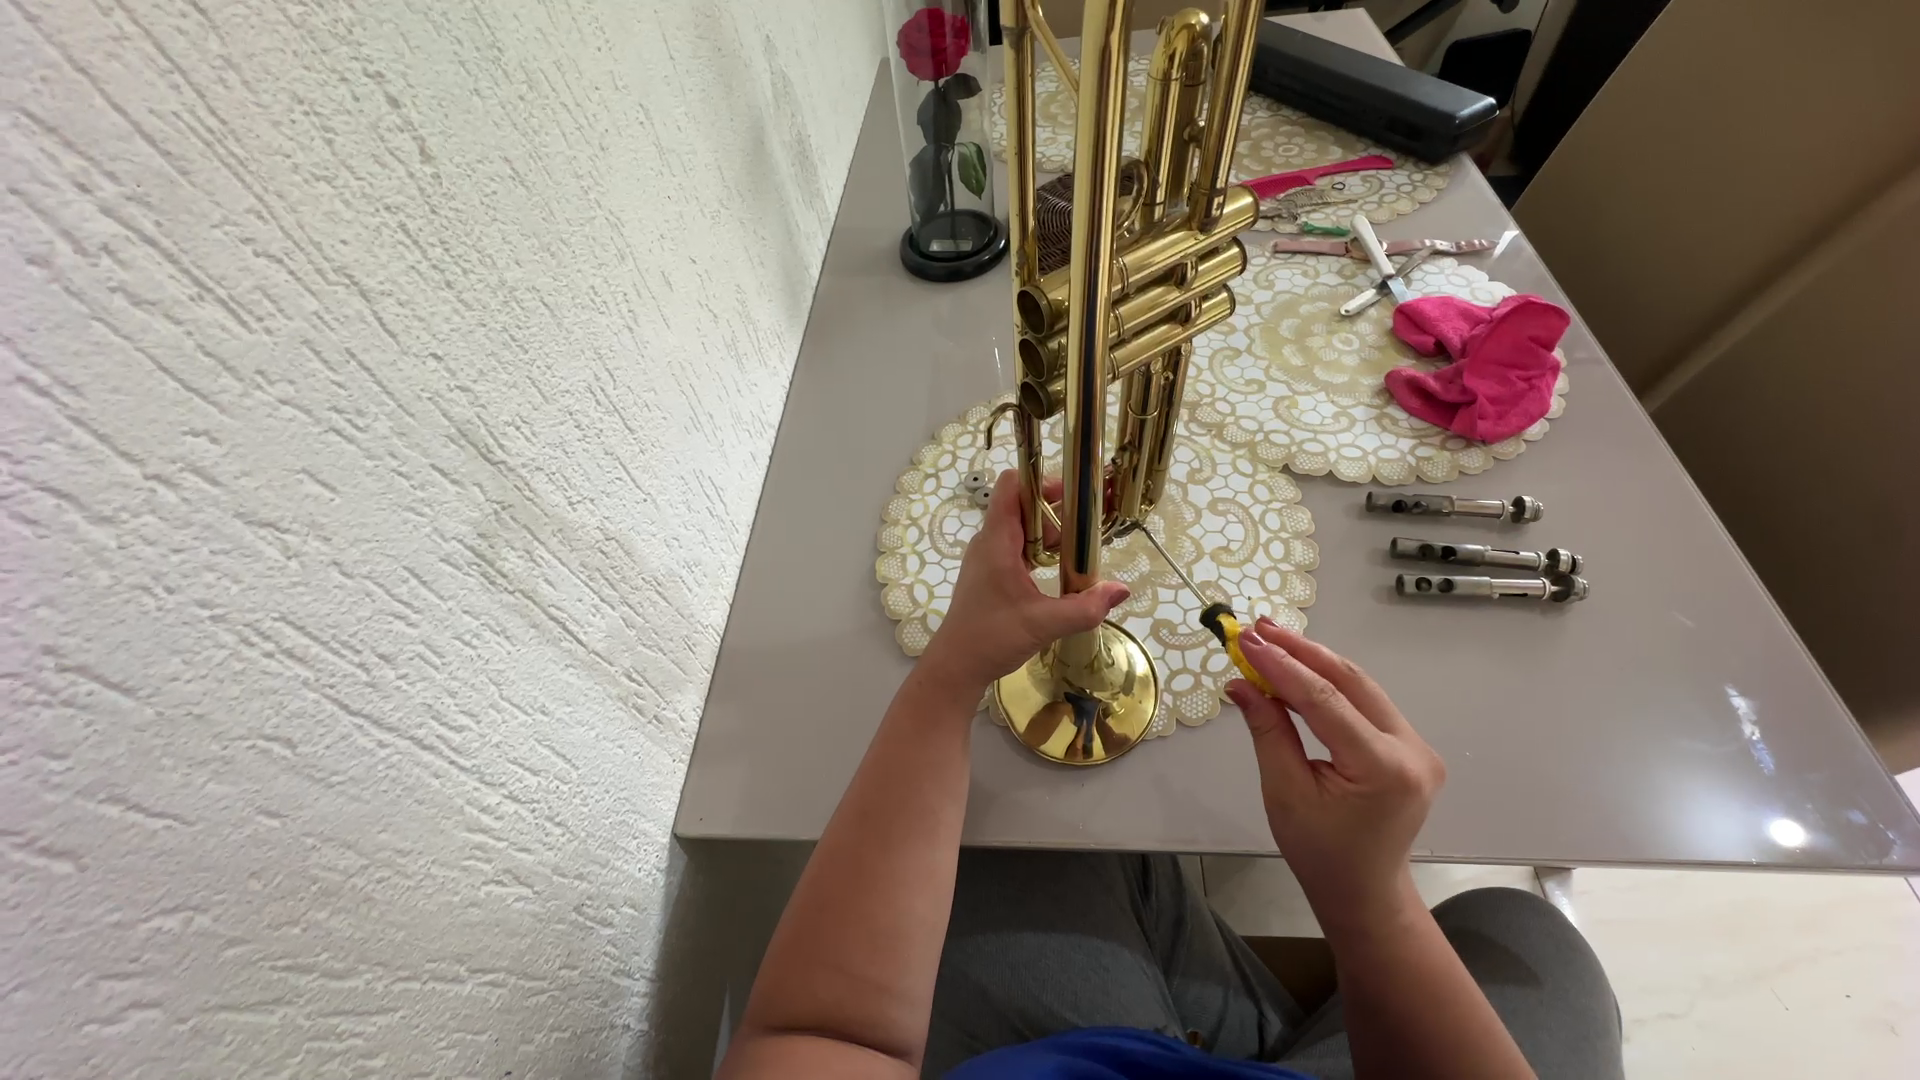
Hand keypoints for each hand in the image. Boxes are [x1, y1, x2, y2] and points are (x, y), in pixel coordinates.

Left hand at [919, 469, 1129, 692]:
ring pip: (1023, 529)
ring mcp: (988, 557)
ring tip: (1081, 550)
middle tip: (1089, 526)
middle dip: (1058, 510)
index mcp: (997, 541)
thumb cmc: (991, 638)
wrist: (956, 666)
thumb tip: (1121, 590)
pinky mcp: (991, 573)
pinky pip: (1019, 548)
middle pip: (1024, 505)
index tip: (1074, 496)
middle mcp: (990, 542)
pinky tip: (1061, 570)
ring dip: (1052, 534)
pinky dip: (1041, 551)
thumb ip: (1085, 608)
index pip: (1013, 486)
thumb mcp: (1044, 624)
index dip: (1043, 481)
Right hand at [1225, 618, 1444, 937]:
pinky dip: (1328, 682)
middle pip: (1350, 682)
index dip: (1281, 666)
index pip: (1325, 700)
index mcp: (1383, 768)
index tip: (1245, 640)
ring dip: (1314, 661)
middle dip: (1301, 651)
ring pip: (1360, 686)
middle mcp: (1411, 749)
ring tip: (1272, 638)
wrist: (1364, 890)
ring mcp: (1417, 746)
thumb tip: (1241, 683)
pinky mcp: (1410, 745)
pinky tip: (1298, 668)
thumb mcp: (1285, 792)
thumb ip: (1268, 731)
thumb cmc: (1319, 851)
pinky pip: (1365, 702)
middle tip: (1258, 628)